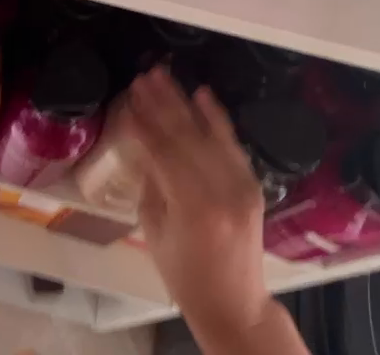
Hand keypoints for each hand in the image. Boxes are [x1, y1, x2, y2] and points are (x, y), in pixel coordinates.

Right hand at [128, 67, 274, 342]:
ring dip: (183, 102)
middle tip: (143, 77)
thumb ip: (150, 182)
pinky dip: (216, 117)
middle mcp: (222, 191)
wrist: (235, 304)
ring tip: (163, 75)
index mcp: (193, 208)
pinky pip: (232, 143)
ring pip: (207, 133)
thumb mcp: (154, 230)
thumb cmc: (184, 274)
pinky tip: (203, 94)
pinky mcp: (252, 184)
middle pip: (185, 136)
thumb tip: (141, 142)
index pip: (162, 153)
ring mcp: (242, 186)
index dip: (143, 125)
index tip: (127, 101)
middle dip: (161, 104)